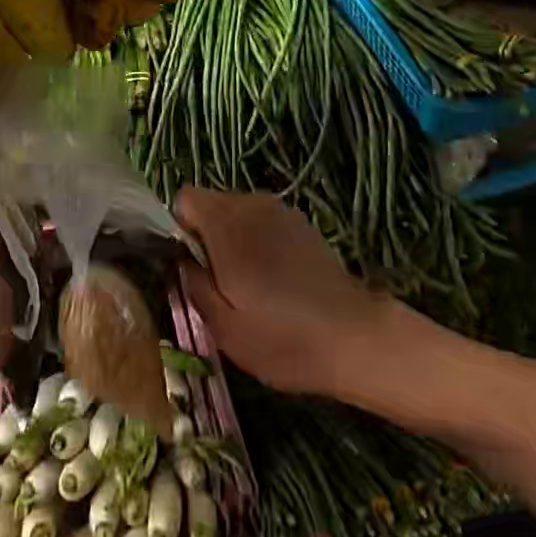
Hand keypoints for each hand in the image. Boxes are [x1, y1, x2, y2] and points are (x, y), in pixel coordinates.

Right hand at [175, 190, 395, 397]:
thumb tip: (180, 261)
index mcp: (227, 224)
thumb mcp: (224, 327)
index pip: (184, 198)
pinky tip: (272, 279)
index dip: (178, 227)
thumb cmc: (284, 338)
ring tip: (245, 284)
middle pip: (210, 202)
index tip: (189, 263)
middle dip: (204, 235)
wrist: (357, 338)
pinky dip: (256, 240)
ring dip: (231, 238)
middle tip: (216, 282)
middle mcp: (251, 205)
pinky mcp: (301, 223)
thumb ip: (193, 285)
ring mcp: (280, 210)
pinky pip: (261, 220)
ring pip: (236, 212)